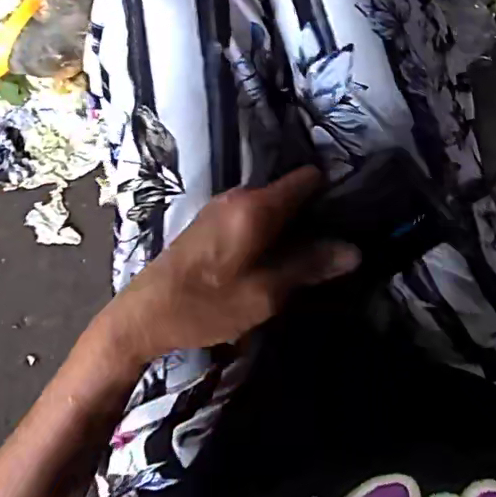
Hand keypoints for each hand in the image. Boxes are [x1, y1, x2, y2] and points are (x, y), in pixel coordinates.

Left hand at [94, 167, 359, 365]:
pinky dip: (271, 230)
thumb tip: (354, 250)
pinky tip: (278, 257)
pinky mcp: (210, 222)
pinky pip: (253, 215)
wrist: (141, 318)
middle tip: (338, 242)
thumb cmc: (205, 305)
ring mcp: (221, 206)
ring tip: (313, 253)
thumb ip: (309, 267)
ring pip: (272, 205)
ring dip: (292, 224)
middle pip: (290, 192)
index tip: (354, 212)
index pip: (307, 178)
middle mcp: (239, 195)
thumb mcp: (265, 294)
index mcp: (255, 206)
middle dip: (315, 213)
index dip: (333, 191)